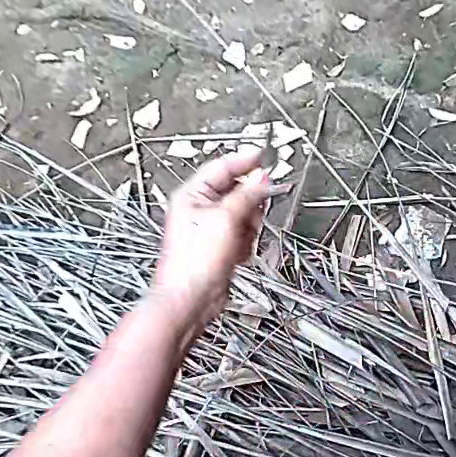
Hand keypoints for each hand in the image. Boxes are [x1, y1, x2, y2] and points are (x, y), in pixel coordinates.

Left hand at [149, 148, 269, 329]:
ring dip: (248, 229)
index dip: (245, 162)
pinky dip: (245, 245)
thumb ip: (246, 195)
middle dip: (249, 206)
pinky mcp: (220, 247)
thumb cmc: (192, 263)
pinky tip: (236, 255)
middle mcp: (200, 210)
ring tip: (239, 241)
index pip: (222, 168)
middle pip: (238, 193)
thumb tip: (261, 178)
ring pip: (244, 216)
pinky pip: (243, 236)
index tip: (263, 157)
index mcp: (192, 196)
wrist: (191, 299)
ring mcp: (211, 230)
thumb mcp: (225, 219)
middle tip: (251, 215)